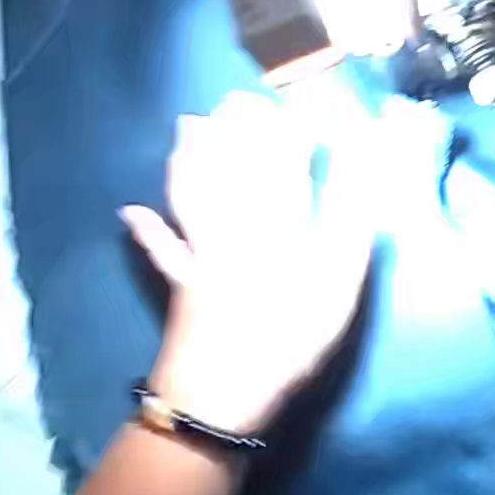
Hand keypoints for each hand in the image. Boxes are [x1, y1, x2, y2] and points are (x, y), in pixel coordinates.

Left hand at [121, 92, 372, 435]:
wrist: (223, 396)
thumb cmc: (288, 336)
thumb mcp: (338, 283)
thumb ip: (351, 228)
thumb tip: (366, 184)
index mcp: (274, 225)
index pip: (283, 166)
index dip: (291, 133)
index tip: (300, 104)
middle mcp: (233, 227)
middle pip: (230, 168)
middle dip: (236, 130)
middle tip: (237, 98)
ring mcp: (201, 255)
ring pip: (191, 195)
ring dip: (189, 157)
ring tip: (187, 125)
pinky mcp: (183, 284)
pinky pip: (161, 252)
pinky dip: (147, 231)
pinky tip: (128, 212)